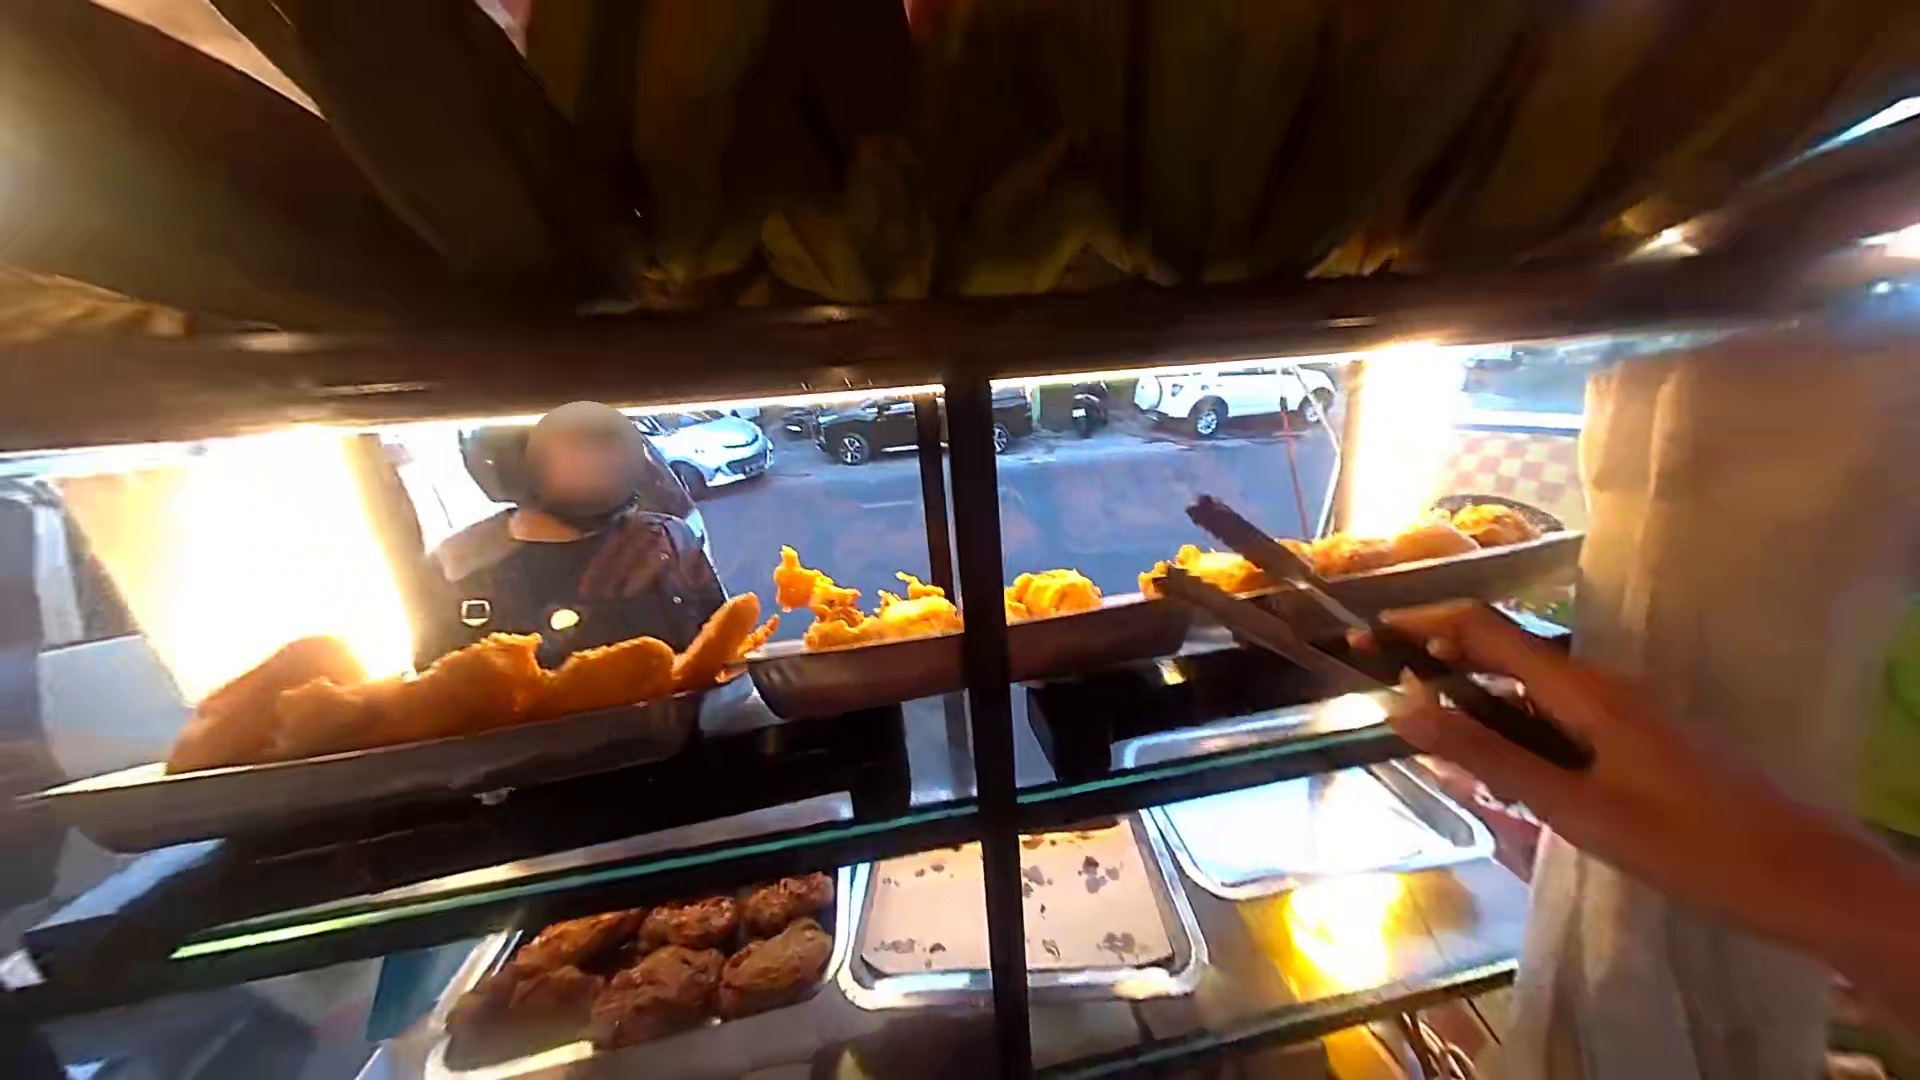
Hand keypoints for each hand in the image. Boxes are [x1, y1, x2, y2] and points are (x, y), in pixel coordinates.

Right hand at [1353, 602, 1820, 938]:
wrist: (1832, 894)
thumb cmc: (1698, 847)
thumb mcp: (1574, 807)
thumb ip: (1484, 754)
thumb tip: (1401, 711)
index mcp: (1579, 689)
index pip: (1481, 627)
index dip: (1418, 623)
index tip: (1367, 635)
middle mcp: (1593, 684)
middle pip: (1494, 649)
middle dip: (1430, 658)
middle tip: (1382, 685)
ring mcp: (1613, 709)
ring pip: (1517, 686)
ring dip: (1466, 701)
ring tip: (1434, 741)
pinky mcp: (1625, 735)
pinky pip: (1544, 714)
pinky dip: (1502, 727)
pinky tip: (1496, 771)